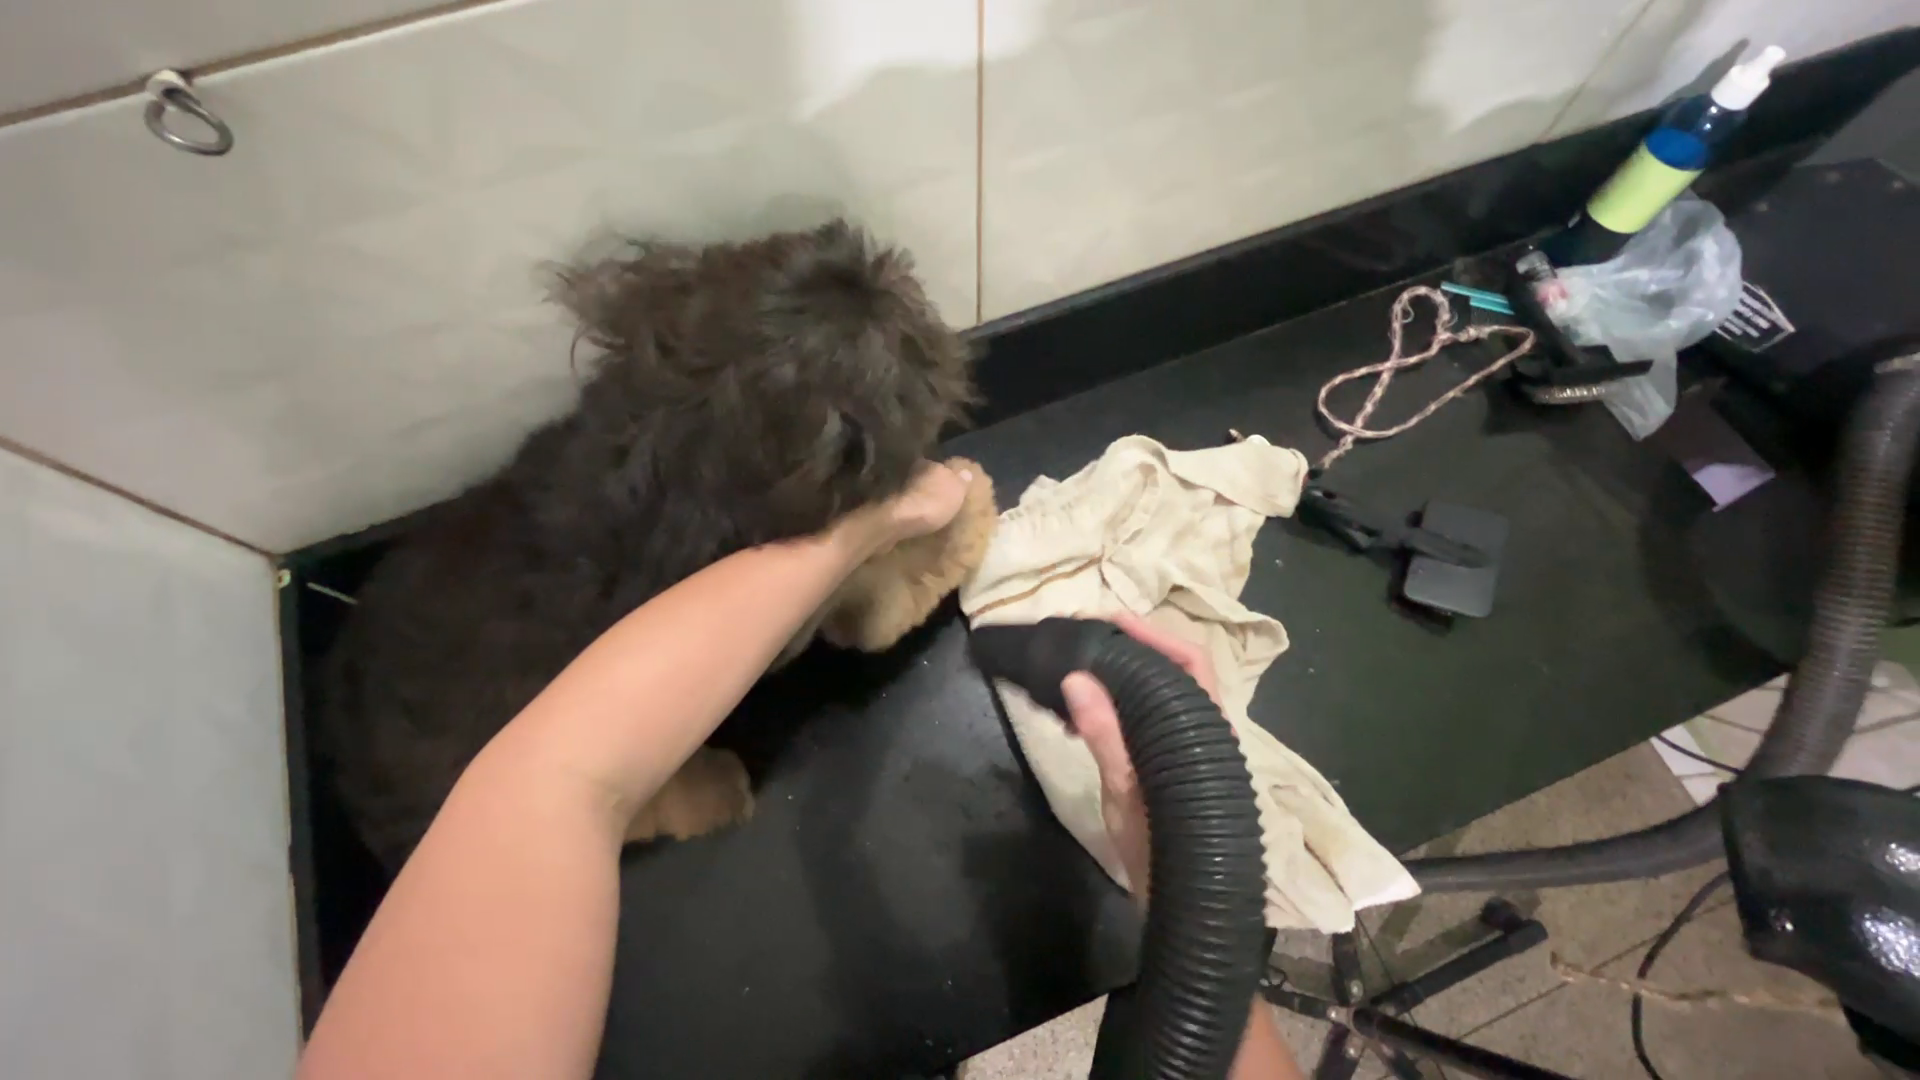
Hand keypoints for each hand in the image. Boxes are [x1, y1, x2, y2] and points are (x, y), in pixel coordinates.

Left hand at [836, 459, 972, 555]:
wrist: (897, 521)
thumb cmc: (932, 502)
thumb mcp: (956, 490)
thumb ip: (961, 480)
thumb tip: (965, 472)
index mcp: (928, 464)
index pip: (938, 465)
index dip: (944, 474)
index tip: (948, 484)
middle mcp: (909, 472)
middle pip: (922, 477)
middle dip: (928, 486)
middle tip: (937, 498)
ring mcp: (895, 489)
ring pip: (910, 491)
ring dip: (916, 499)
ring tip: (925, 512)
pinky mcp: (886, 506)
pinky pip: (902, 506)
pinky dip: (907, 511)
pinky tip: (913, 519)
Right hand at [1060, 614, 1223, 903]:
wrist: (1177, 904)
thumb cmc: (1157, 850)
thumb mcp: (1125, 793)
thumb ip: (1106, 736)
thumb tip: (1077, 680)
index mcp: (1201, 731)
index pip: (1190, 662)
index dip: (1153, 635)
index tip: (1108, 620)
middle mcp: (1200, 730)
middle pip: (1175, 670)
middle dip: (1132, 648)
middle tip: (1084, 638)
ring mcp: (1185, 746)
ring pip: (1159, 692)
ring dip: (1122, 673)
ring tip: (1078, 665)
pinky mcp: (1168, 762)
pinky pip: (1144, 716)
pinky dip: (1117, 700)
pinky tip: (1086, 705)